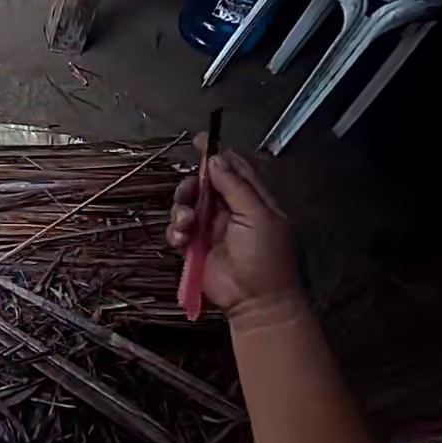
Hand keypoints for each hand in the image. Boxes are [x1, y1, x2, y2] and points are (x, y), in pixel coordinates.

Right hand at [166, 133, 302, 326]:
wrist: (256, 302)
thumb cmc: (265, 258)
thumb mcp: (257, 216)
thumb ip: (236, 186)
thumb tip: (216, 160)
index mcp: (251, 199)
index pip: (233, 168)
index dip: (216, 154)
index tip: (200, 140)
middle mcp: (229, 210)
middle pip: (202, 184)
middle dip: (191, 185)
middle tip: (190, 192)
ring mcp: (210, 229)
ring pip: (186, 205)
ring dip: (182, 210)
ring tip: (188, 224)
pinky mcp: (194, 248)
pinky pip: (177, 231)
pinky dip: (176, 232)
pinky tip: (183, 240)